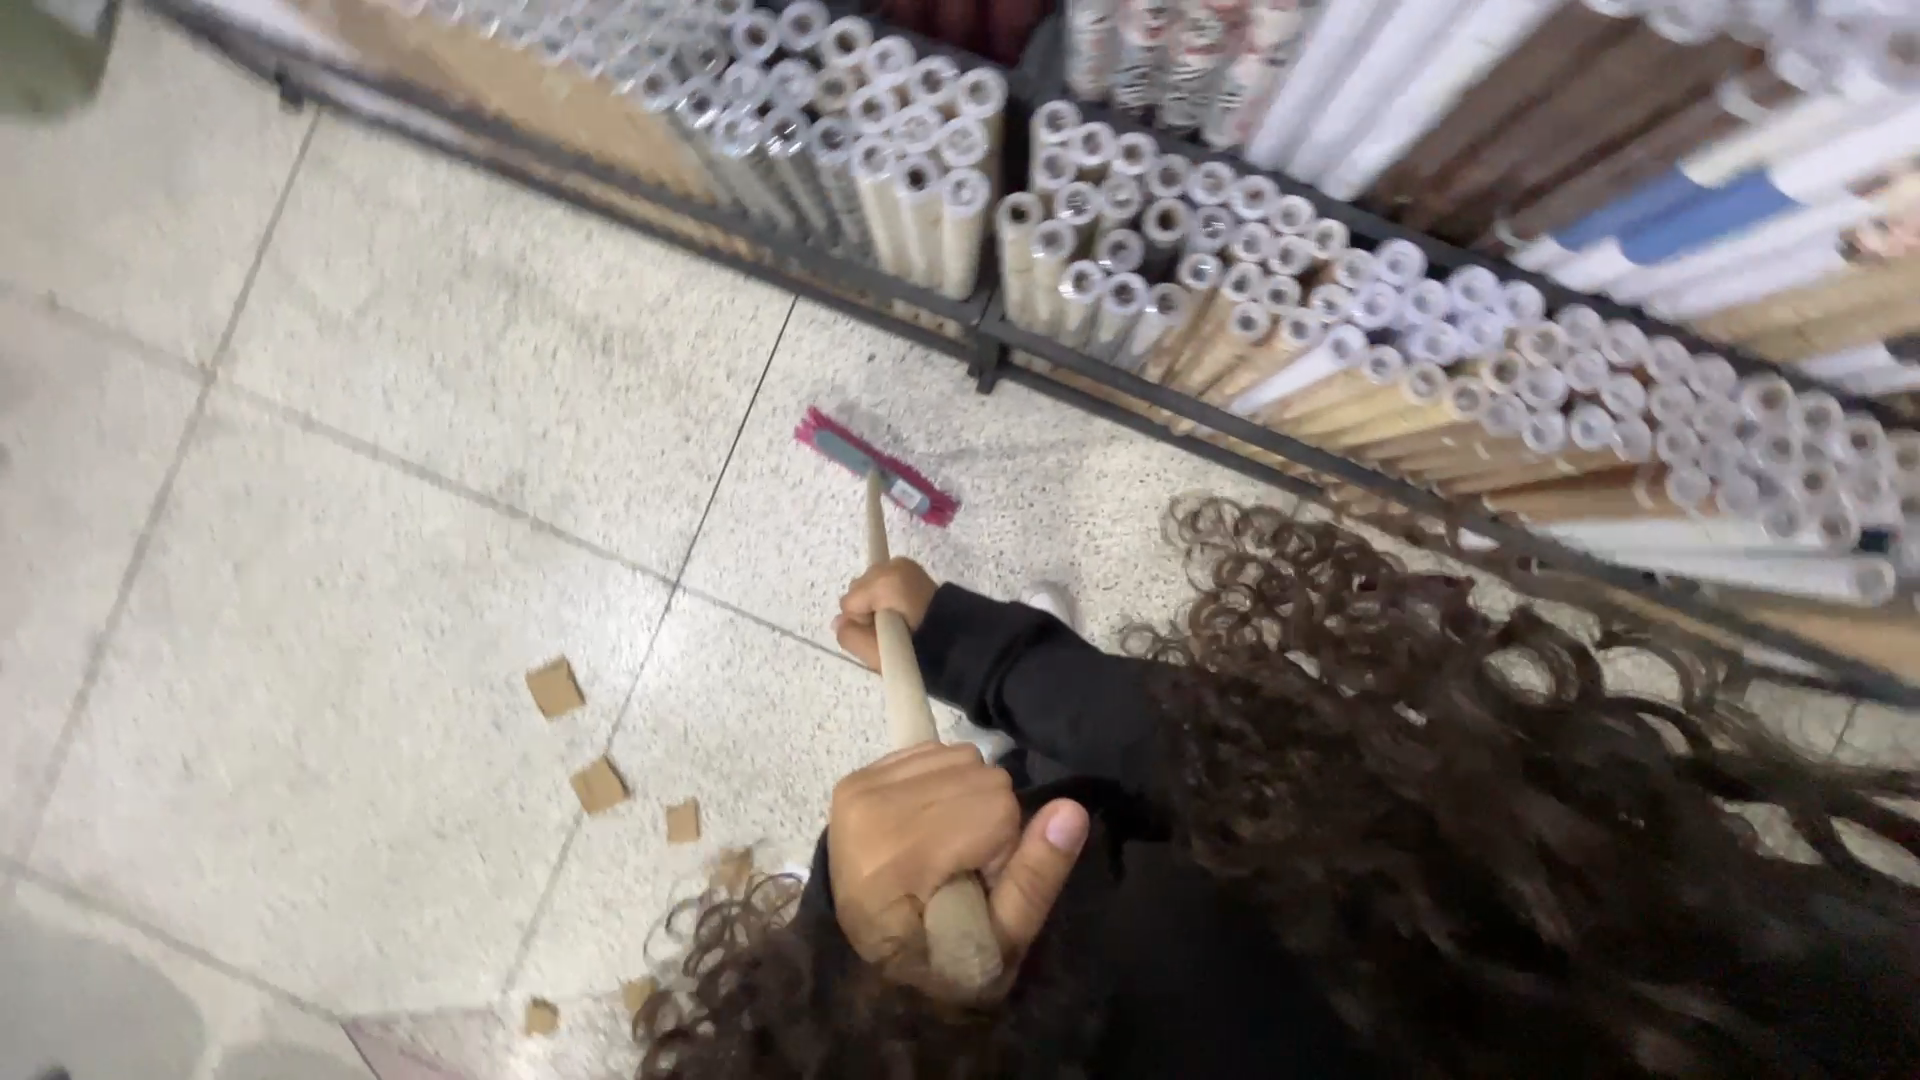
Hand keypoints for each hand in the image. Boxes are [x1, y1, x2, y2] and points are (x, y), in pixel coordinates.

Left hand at [827, 743, 1089, 999]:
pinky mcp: (855, 776)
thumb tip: (1071, 809)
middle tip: (963, 865)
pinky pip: (932, 751)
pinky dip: (944, 781)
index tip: (980, 884)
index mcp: (899, 856)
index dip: (1005, 846)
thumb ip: (1036, 876)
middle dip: (988, 818)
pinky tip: (928, 822)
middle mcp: (870, 809)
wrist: (870, 966)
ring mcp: (859, 788)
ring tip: (945, 846)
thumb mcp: (1001, 942)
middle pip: (980, 776)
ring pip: (961, 757)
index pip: (997, 808)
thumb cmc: (942, 962)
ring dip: (968, 795)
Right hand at [833, 557, 939, 670]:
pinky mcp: (910, 568)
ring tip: (901, 621)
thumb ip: (851, 636)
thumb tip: (838, 621)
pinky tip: (904, 610)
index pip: (849, 603)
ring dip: (878, 603)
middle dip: (868, 610)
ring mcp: (903, 564)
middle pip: (859, 590)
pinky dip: (888, 595)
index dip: (861, 623)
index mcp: (885, 581)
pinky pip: (884, 581)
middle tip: (892, 630)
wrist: (959, 641)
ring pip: (870, 586)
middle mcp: (893, 565)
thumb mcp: (878, 654)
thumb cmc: (918, 649)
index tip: (883, 635)